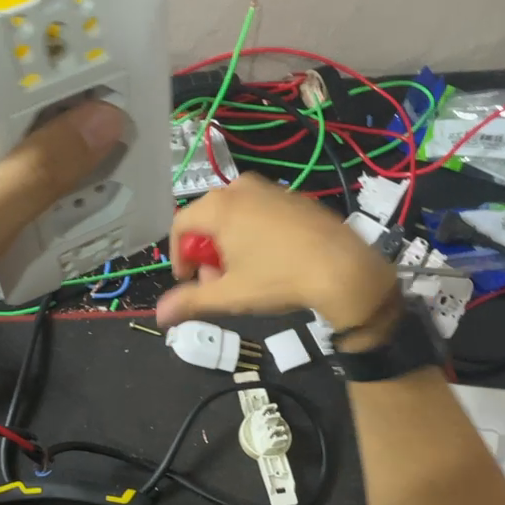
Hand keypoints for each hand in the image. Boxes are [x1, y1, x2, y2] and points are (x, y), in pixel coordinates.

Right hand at [156, 174, 399, 347]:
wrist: (344, 268)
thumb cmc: (278, 278)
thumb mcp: (230, 295)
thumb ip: (191, 302)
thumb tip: (160, 316)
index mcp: (218, 206)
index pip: (180, 226)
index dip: (178, 257)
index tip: (189, 282)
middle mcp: (241, 188)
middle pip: (207, 220)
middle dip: (207, 254)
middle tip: (219, 284)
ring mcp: (271, 189)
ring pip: (234, 216)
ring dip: (230, 246)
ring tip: (245, 276)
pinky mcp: (294, 197)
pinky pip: (260, 213)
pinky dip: (254, 235)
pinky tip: (272, 262)